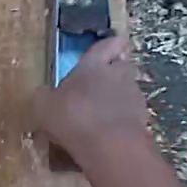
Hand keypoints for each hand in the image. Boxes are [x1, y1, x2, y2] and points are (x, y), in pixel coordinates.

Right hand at [35, 35, 148, 161]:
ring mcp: (134, 97)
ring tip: (108, 110)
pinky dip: (125, 118)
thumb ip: (44, 96)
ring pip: (130, 90)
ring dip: (121, 96)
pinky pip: (133, 113)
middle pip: (123, 65)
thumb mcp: (44, 107)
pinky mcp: (143, 119)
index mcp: (93, 66)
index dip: (111, 44)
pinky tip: (114, 130)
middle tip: (106, 79)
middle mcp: (118, 75)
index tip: (117, 40)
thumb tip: (43, 93)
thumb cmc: (73, 117)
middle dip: (117, 70)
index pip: (106, 46)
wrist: (110, 146)